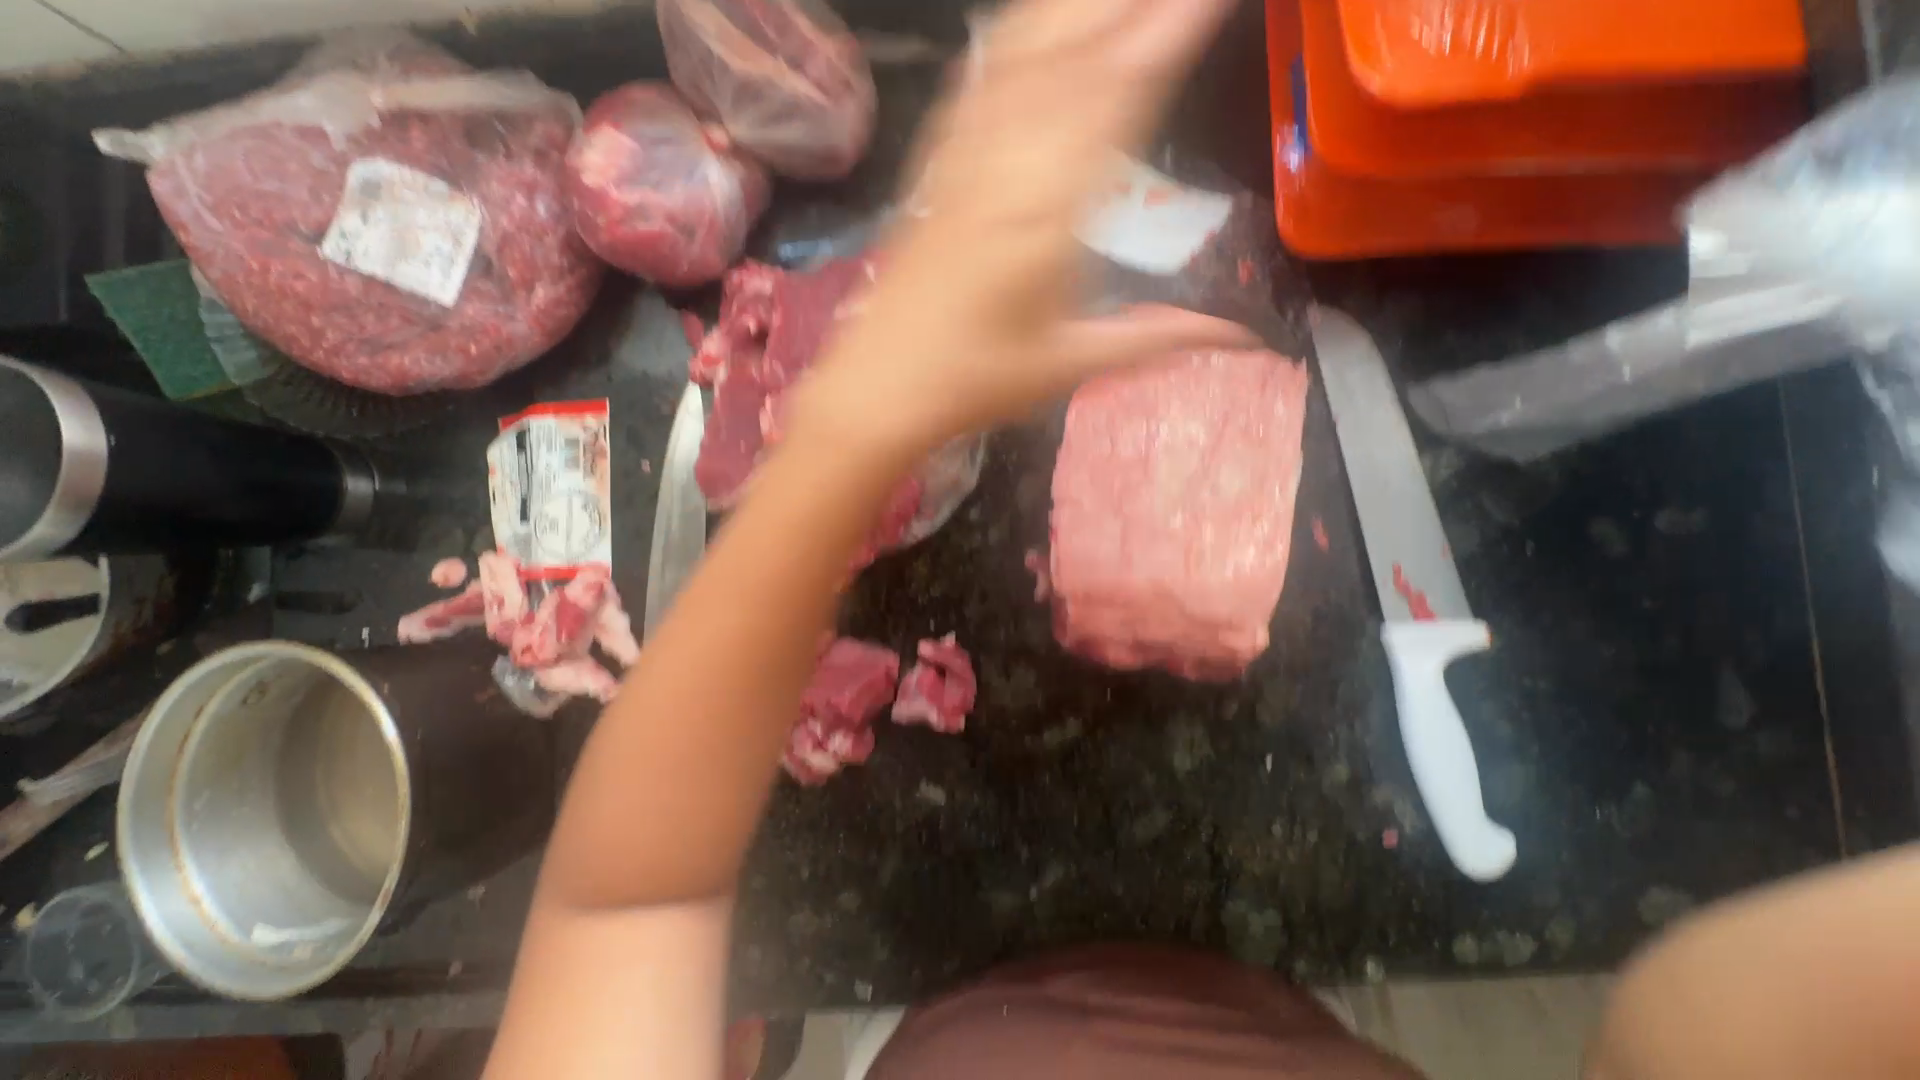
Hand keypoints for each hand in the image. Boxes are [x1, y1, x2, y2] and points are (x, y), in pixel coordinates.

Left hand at [796, 0, 1256, 454]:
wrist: (878, 388)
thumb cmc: (975, 382)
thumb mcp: (1072, 364)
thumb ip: (1157, 336)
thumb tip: (1238, 336)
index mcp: (1045, 213)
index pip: (1113, 99)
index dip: (1162, 36)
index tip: (1204, 1)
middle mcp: (1003, 168)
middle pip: (1065, 55)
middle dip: (1121, 3)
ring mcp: (963, 161)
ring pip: (1018, 56)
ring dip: (1068, 6)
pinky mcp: (935, 168)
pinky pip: (975, 85)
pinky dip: (1009, 40)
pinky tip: (1026, 19)